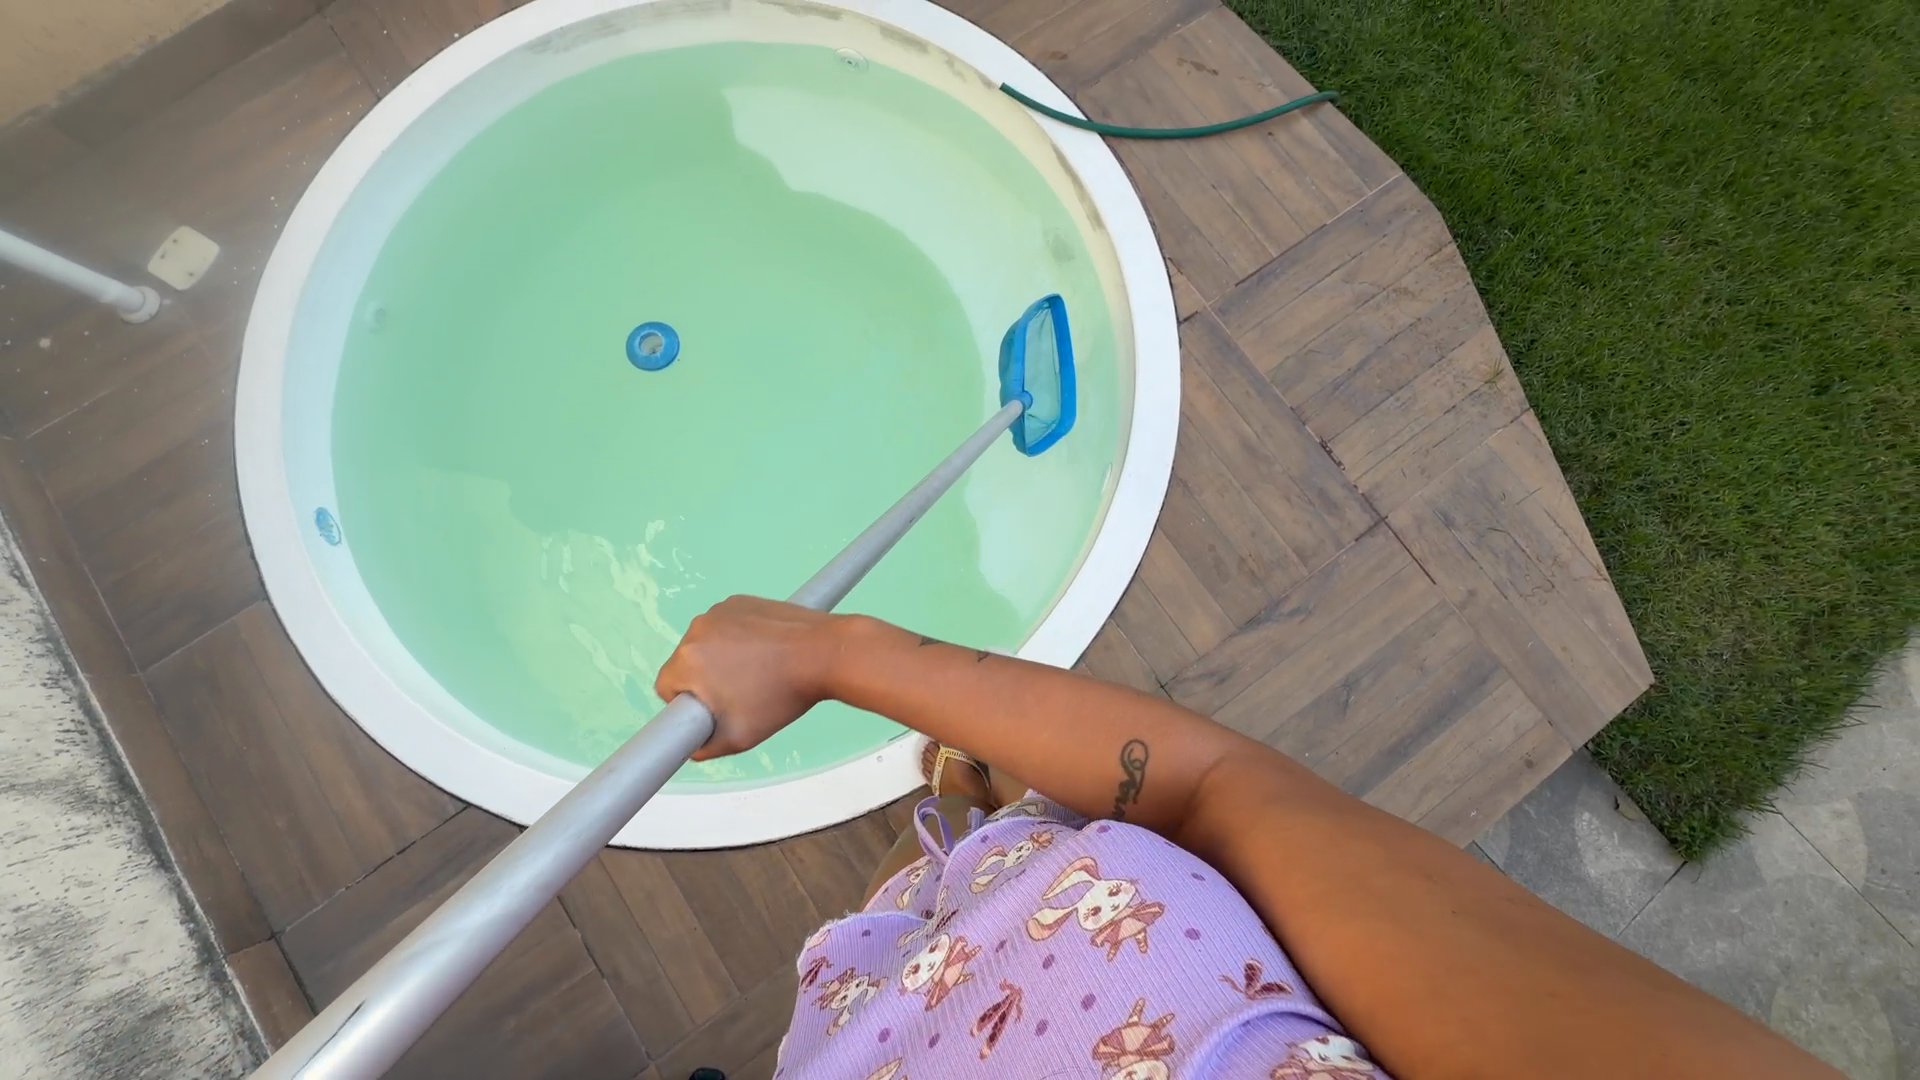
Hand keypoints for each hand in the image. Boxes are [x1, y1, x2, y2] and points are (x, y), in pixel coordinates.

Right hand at [654, 596, 854, 760]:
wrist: (824, 653)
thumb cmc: (782, 695)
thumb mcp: (738, 738)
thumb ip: (703, 748)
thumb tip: (692, 746)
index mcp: (687, 660)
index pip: (666, 687)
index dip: (687, 704)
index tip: (714, 708)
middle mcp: (697, 628)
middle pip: (686, 663)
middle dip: (706, 679)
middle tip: (742, 692)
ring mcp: (720, 610)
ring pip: (707, 643)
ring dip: (722, 657)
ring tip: (759, 671)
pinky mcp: (741, 601)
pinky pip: (727, 625)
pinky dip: (739, 637)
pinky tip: (766, 650)